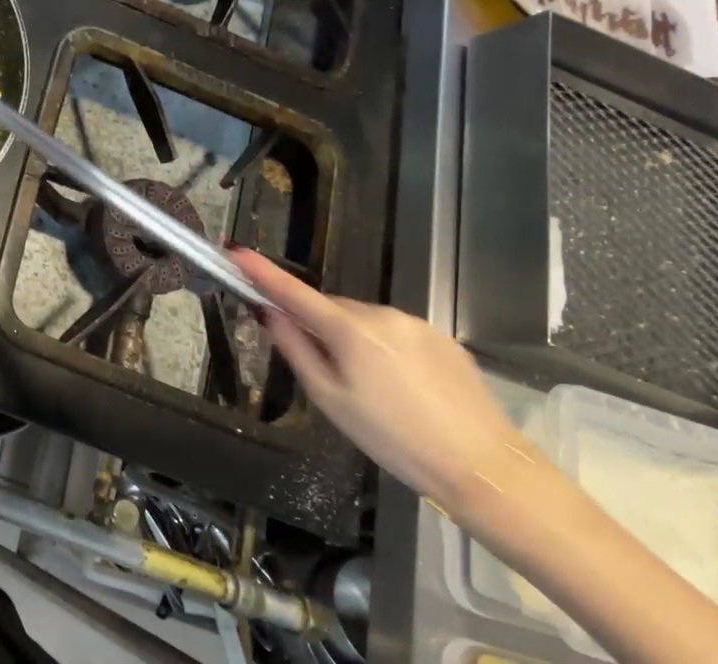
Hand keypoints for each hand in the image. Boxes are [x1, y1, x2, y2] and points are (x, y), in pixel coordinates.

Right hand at [233, 249, 527, 509]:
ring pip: (364, 322)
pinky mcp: (445, 340)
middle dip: (317, 326)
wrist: (482, 465)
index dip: (261, 272)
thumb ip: (295, 349)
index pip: (294, 292)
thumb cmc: (392, 437)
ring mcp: (419, 325)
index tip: (235, 251)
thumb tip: (269, 314)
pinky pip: (396, 334)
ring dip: (352, 341)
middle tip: (321, 371)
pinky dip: (384, 350)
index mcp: (350, 330)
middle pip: (331, 309)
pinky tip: (399, 388)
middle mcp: (384, 315)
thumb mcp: (328, 399)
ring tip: (366, 388)